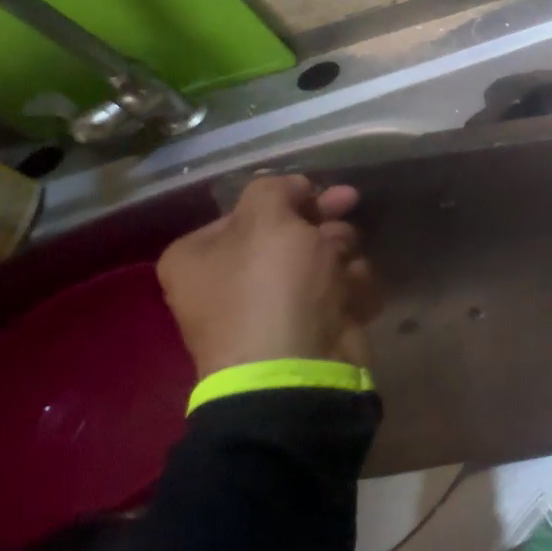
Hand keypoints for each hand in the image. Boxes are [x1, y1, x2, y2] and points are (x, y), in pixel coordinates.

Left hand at [157, 175, 376, 378]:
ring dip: (344, 258)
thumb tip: (289, 187)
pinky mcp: (302, 325)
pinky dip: (350, 289)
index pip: (251, 211)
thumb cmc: (272, 286)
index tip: (324, 192)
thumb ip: (273, 190)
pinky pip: (334, 291)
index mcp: (198, 256)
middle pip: (289, 234)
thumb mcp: (268, 220)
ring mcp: (264, 307)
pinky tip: (352, 296)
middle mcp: (224, 281)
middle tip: (353, 214)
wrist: (294, 363)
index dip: (292, 198)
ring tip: (348, 273)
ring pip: (320, 260)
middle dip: (326, 227)